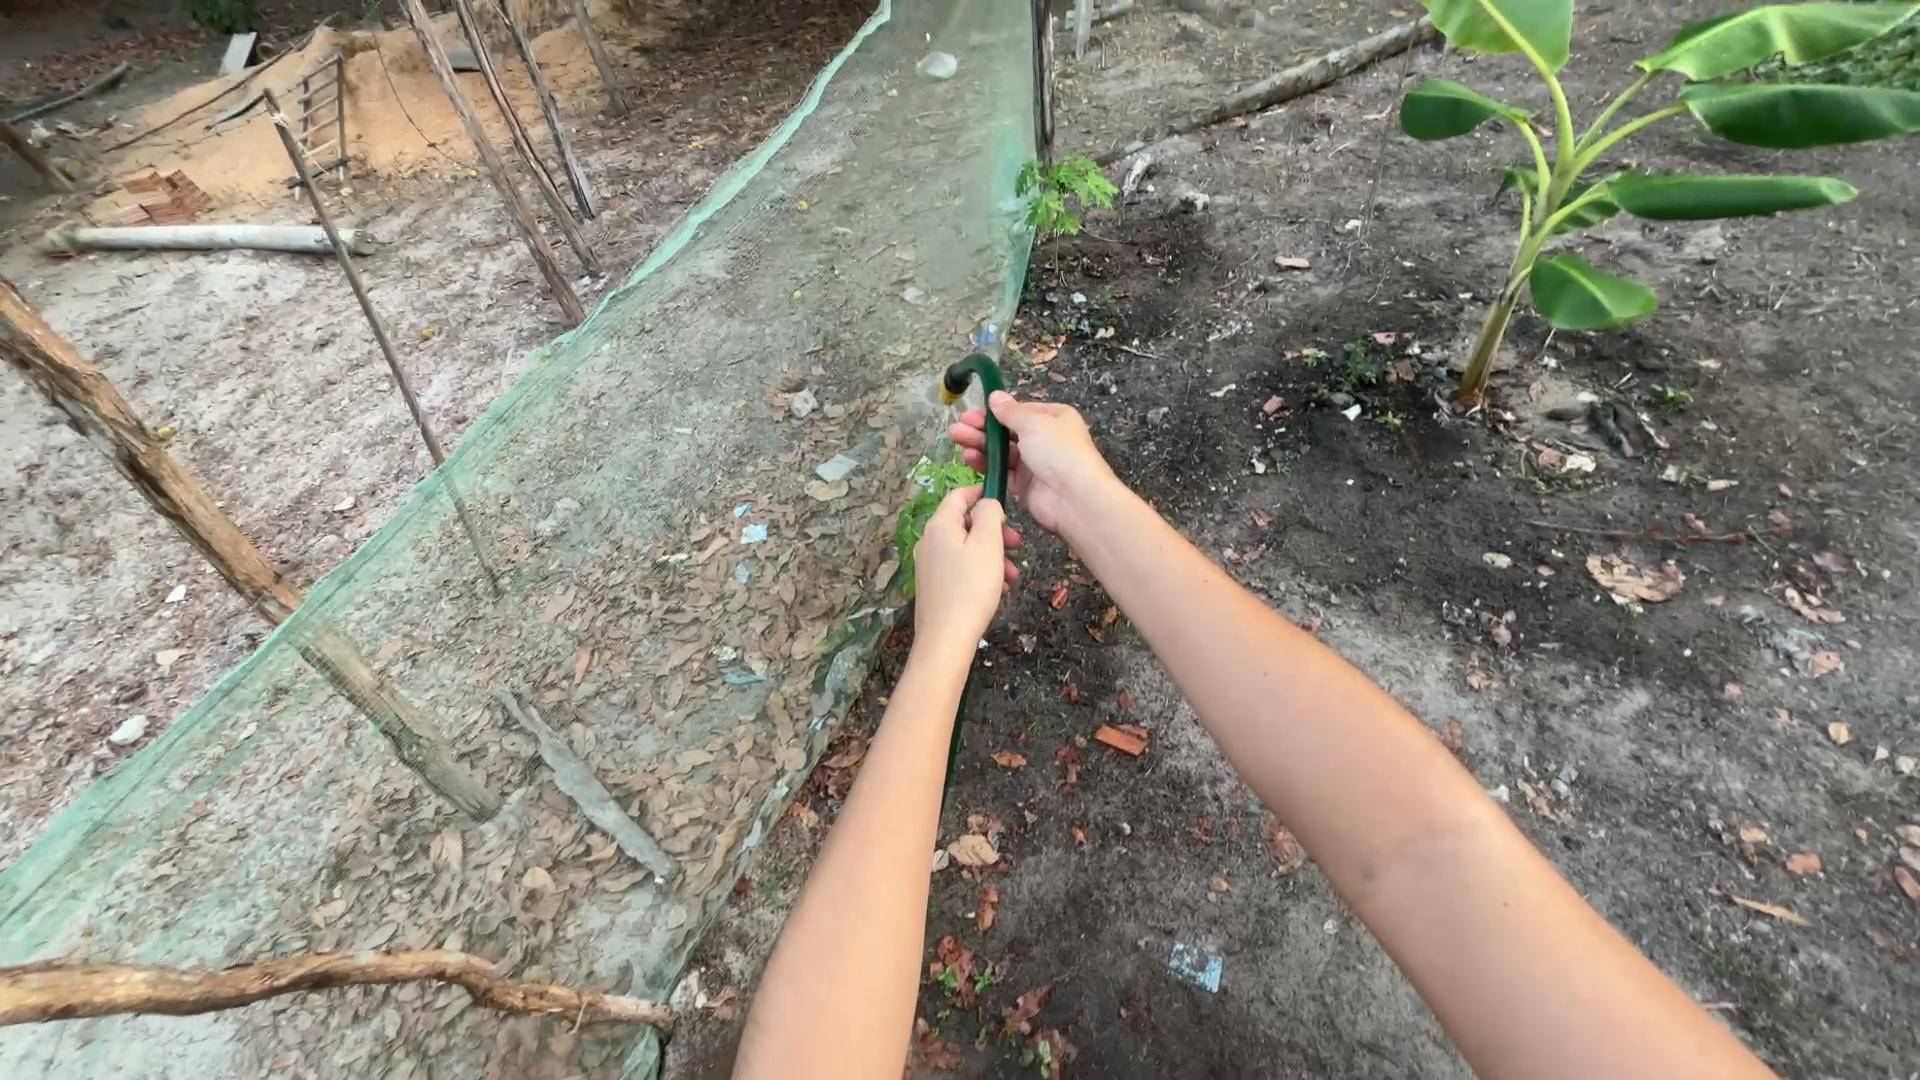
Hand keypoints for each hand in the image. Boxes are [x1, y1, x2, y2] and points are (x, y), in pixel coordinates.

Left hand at [913, 487, 1014, 653]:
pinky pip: (960, 568)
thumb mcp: (987, 544)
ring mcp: (928, 564)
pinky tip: (998, 589)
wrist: (946, 638)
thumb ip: (989, 515)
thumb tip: (986, 503)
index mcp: (940, 525)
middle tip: (1016, 544)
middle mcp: (928, 541)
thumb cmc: (971, 588)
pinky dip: (980, 571)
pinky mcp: (933, 585)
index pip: (958, 495)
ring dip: (991, 555)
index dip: (980, 493)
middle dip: (993, 532)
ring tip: (1012, 575)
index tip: (1001, 500)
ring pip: (965, 548)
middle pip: (964, 524)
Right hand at [948, 391, 1119, 539]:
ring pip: (1002, 451)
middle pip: (1008, 431)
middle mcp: (1044, 439)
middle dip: (982, 427)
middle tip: (958, 425)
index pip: (1020, 411)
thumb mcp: (1034, 422)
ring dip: (979, 443)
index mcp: (1053, 418)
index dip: (997, 412)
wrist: (1074, 496)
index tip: (974, 412)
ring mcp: (1034, 463)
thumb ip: (1010, 411)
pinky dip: (985, 464)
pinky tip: (968, 457)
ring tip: (956, 437)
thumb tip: (995, 396)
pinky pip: (1002, 471)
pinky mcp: (1024, 485)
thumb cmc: (1058, 450)